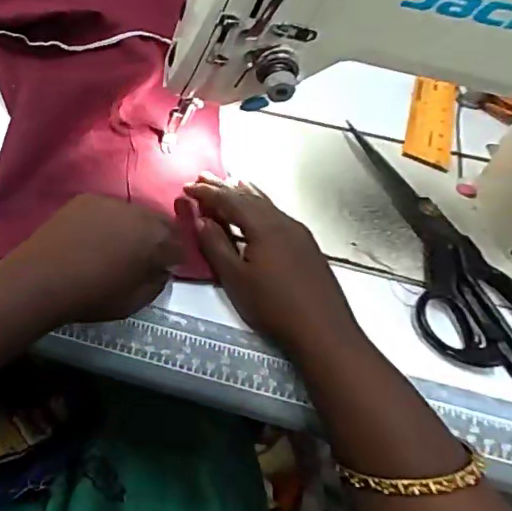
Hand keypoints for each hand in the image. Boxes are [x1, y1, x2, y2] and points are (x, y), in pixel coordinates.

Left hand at [0, 194, 182, 323]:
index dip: (174, 258)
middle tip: (143, 257)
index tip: (164, 268)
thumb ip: (156, 282)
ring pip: (133, 212)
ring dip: (132, 226)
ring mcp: (110, 202)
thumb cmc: (91, 296)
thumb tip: (160, 269)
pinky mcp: (86, 199)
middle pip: (160, 222)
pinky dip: (108, 219)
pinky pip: (107, 208)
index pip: (180, 245)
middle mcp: (138, 214)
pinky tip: (94, 235)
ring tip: (117, 245)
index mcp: (156, 240)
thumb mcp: (134, 301)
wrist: (41, 277)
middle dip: (158, 238)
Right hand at [185, 178, 360, 354]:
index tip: (187, 186)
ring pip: (266, 204)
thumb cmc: (273, 306)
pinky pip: (276, 214)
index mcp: (264, 227)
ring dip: (244, 194)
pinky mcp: (306, 246)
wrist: (324, 333)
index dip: (207, 193)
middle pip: (249, 197)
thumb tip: (201, 219)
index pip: (230, 200)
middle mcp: (284, 222)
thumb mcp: (234, 278)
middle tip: (203, 177)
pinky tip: (258, 209)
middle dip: (224, 187)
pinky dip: (259, 206)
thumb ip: (215, 245)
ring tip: (229, 183)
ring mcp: (299, 233)